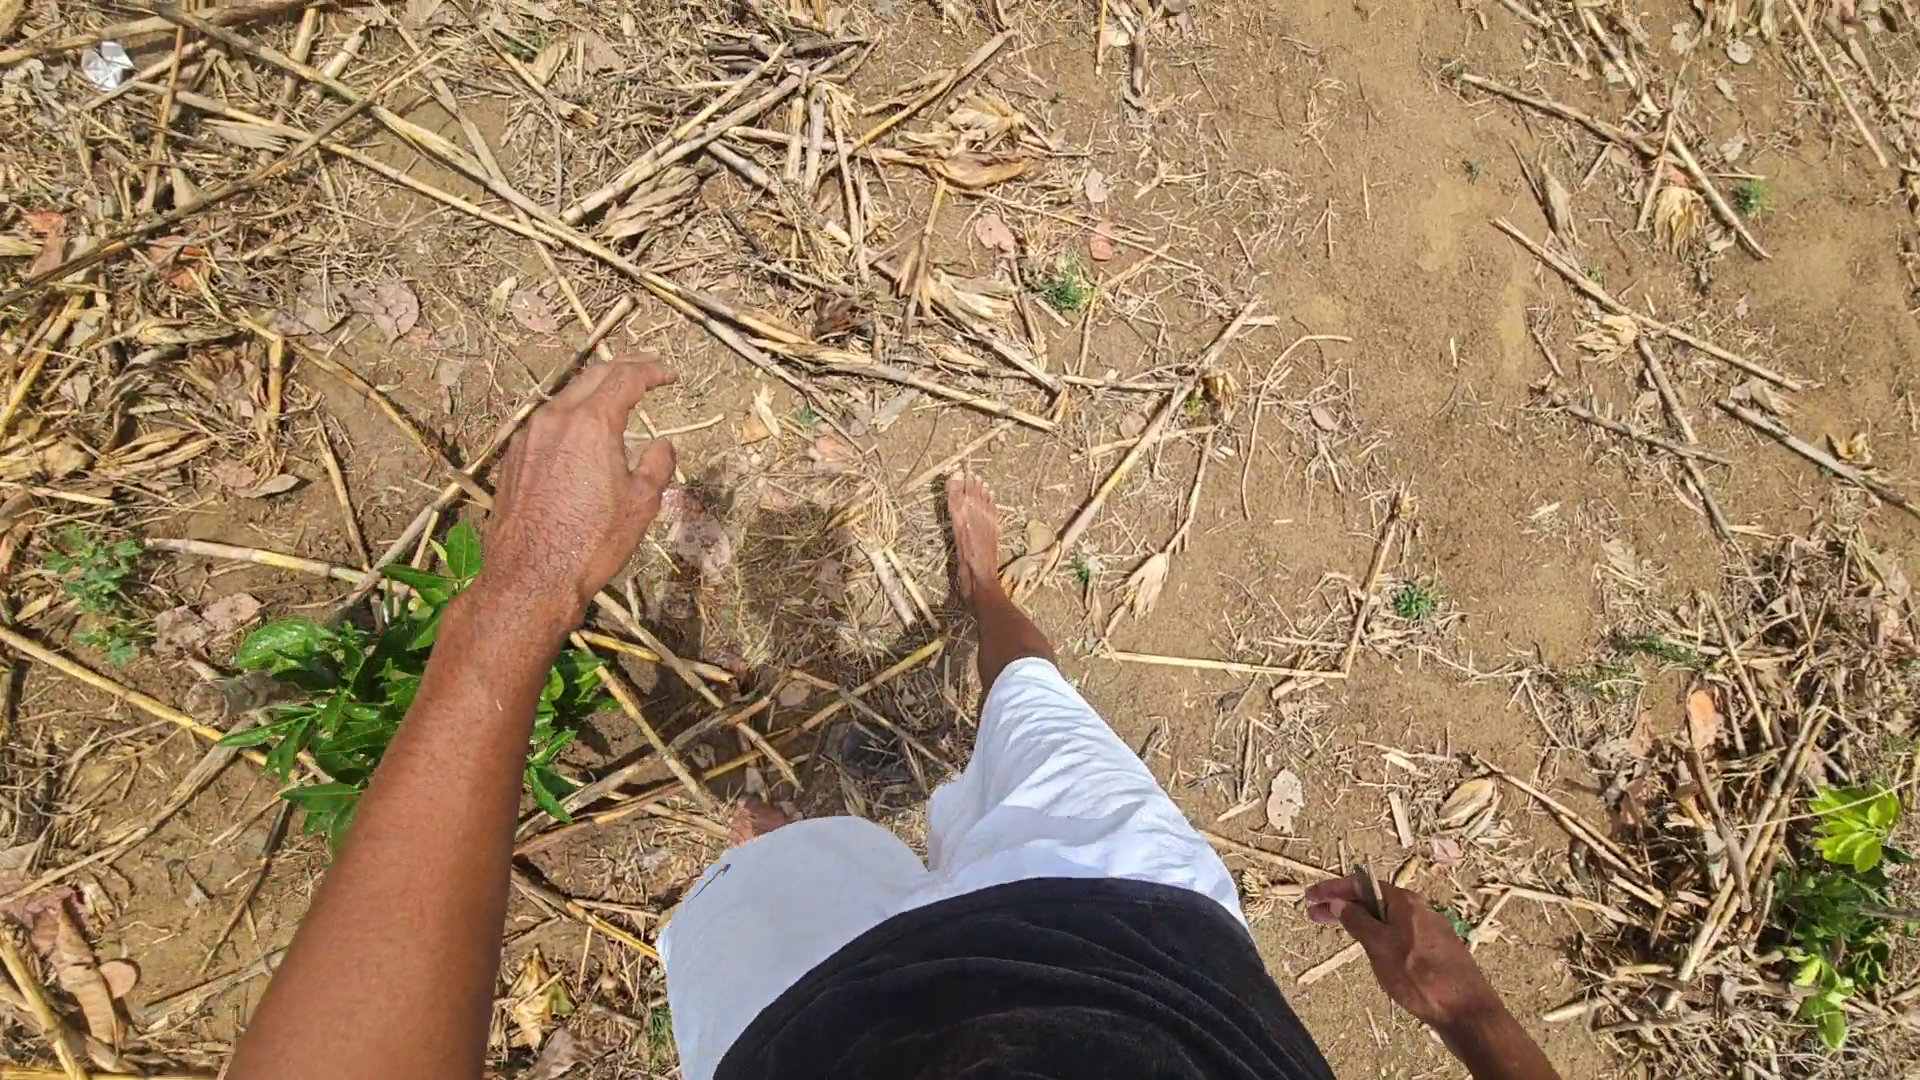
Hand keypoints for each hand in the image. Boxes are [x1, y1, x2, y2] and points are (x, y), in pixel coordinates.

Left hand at [476, 358, 676, 626]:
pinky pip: (550, 420)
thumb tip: (662, 446)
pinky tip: (586, 427)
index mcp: (591, 424)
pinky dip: (575, 412)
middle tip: (649, 368)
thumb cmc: (592, 541)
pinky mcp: (516, 457)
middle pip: (593, 376)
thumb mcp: (642, 503)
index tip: (670, 373)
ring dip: (597, 388)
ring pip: (568, 395)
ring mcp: (529, 436)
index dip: (652, 372)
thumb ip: (656, 464)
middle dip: (625, 367)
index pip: (625, 380)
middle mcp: (555, 419)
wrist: (532, 577)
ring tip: (619, 392)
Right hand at [1304, 874, 1499, 1033]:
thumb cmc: (1421, 976)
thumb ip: (1356, 921)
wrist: (1471, 1017)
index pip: (1360, 884)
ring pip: (1386, 920)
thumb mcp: (1379, 945)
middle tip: (1316, 915)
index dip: (1332, 889)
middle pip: (1372, 901)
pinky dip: (1379, 937)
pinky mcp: (1438, 955)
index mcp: (1404, 901)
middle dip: (1342, 906)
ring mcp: (1430, 933)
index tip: (1311, 898)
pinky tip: (1374, 953)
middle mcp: (1418, 911)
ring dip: (1360, 923)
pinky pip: (1399, 936)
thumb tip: (1338, 903)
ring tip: (1341, 932)